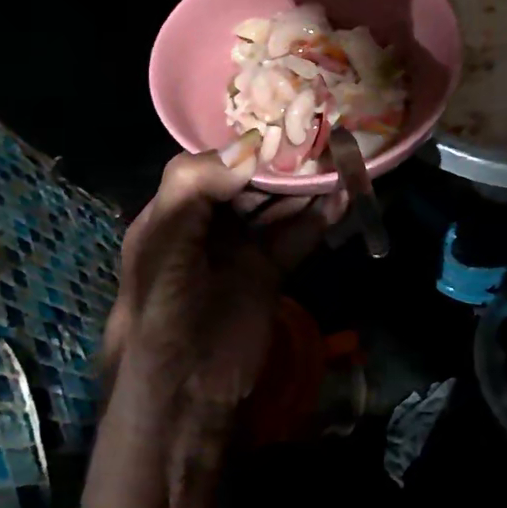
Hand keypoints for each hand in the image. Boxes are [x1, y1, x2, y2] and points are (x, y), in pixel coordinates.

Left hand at [103, 137, 347, 418]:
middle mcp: (207, 224)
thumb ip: (193, 184)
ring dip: (304, 184)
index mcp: (173, 211)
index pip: (209, 165)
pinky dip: (318, 217)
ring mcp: (239, 248)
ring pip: (275, 205)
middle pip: (247, 181)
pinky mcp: (268, 272)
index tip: (279, 121)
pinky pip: (296, 236)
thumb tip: (248, 146)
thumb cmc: (163, 303)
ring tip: (340, 155)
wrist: (184, 386)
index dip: (242, 145)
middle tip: (320, 133)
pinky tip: (343, 196)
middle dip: (279, 160)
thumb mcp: (164, 238)